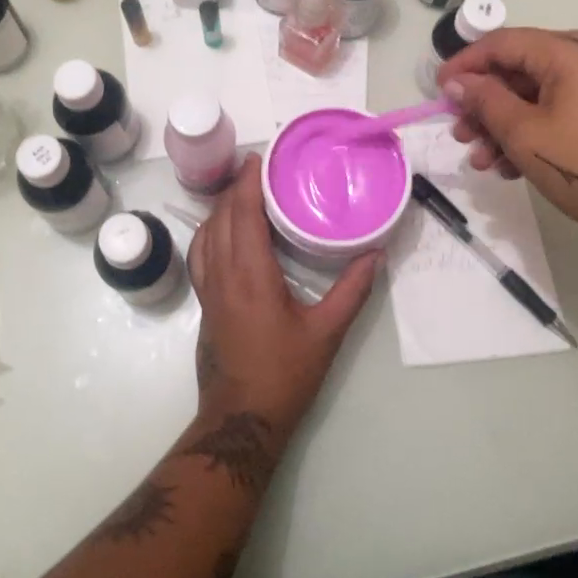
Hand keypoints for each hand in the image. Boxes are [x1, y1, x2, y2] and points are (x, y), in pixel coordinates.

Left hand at [186, 155, 379, 430]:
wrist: (241, 419)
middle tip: (260, 171)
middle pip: (221, 217)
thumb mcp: (326, 333)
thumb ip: (351, 291)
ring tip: (245, 195)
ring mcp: (208, 290)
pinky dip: (211, 233)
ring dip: (221, 208)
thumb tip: (375, 254)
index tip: (260, 158)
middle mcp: (222, 274)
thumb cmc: (285, 375)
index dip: (248, 182)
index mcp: (250, 275)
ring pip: (205, 234)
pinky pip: (202, 254)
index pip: (242, 213)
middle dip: (236, 188)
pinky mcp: (204, 304)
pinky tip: (227, 235)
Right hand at [435, 28, 577, 253]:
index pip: (502, 43)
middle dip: (485, 104)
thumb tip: (458, 82)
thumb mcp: (526, 136)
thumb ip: (486, 102)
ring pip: (542, 92)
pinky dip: (537, 129)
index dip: (464, 65)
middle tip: (461, 136)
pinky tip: (517, 165)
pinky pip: (565, 107)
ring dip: (507, 123)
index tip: (438, 92)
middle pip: (522, 69)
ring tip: (486, 162)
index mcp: (572, 50)